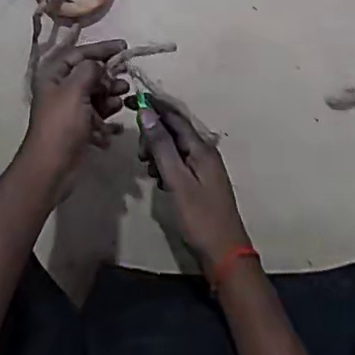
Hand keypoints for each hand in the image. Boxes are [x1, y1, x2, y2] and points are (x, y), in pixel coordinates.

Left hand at [15, 39, 127, 202]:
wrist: (52, 168)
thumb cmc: (62, 124)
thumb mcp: (75, 90)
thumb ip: (90, 70)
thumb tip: (100, 65)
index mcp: (54, 75)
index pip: (80, 53)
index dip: (102, 49)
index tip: (124, 46)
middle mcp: (61, 89)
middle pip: (90, 75)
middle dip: (109, 78)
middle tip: (124, 84)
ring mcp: (71, 110)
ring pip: (97, 96)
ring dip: (110, 100)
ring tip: (120, 104)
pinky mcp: (79, 129)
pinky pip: (98, 118)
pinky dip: (106, 122)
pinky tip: (111, 130)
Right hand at [139, 102, 251, 265]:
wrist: (225, 254)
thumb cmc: (200, 217)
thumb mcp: (177, 180)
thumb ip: (162, 146)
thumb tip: (146, 112)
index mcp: (201, 148)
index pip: (174, 116)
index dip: (153, 105)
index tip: (130, 100)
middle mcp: (204, 152)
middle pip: (174, 130)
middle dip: (153, 133)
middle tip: (139, 153)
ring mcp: (203, 167)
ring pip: (174, 146)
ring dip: (157, 150)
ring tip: (147, 168)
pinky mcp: (200, 181)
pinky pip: (178, 162)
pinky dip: (164, 165)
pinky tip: (158, 179)